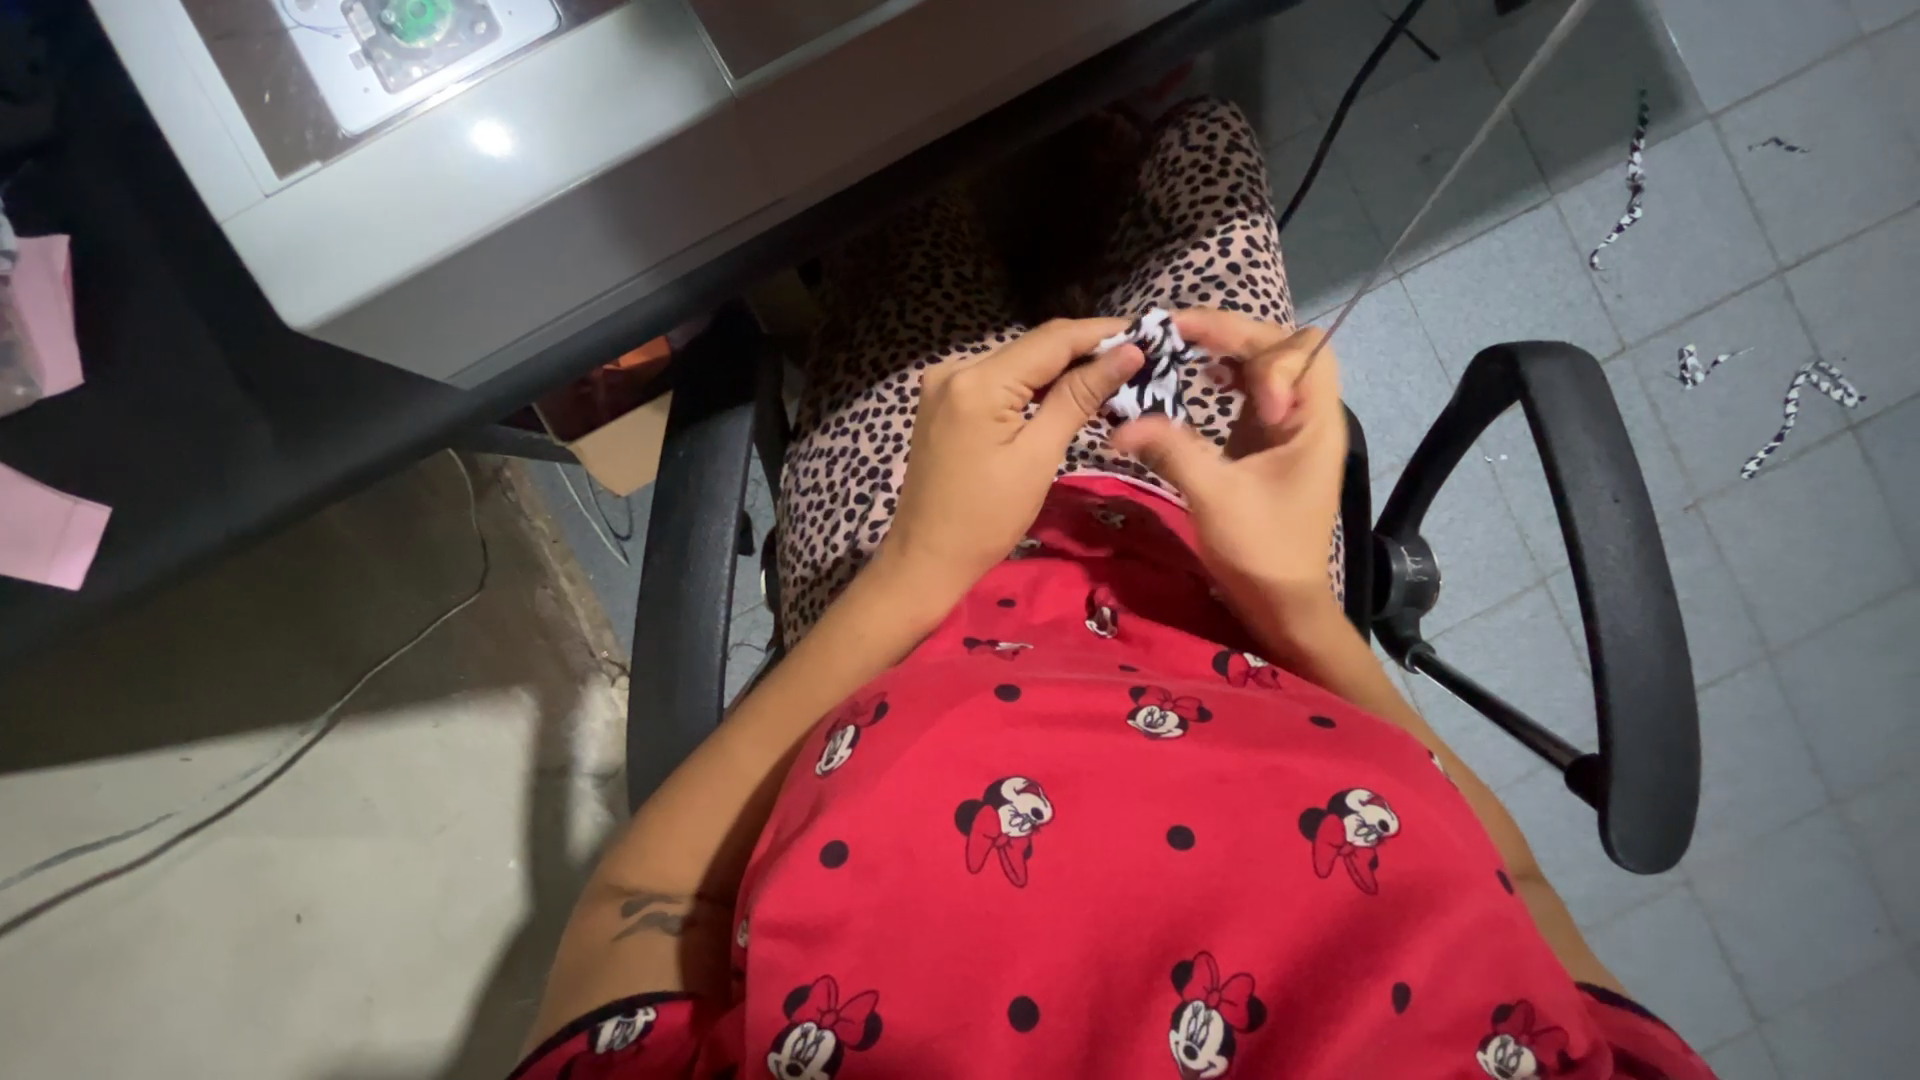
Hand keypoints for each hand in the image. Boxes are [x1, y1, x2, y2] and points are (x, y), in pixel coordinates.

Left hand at [878, 318, 1143, 602]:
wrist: (927, 556)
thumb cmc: (987, 518)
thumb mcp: (1038, 456)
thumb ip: (1078, 398)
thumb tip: (1127, 353)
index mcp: (977, 381)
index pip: (1051, 339)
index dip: (1101, 333)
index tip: (1147, 335)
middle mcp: (954, 368)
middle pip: (1032, 347)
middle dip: (1083, 352)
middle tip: (1135, 361)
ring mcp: (943, 383)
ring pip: (1015, 363)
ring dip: (1058, 369)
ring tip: (1108, 377)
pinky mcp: (942, 401)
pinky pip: (995, 381)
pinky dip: (1029, 387)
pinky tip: (1061, 395)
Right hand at [1111, 309, 1347, 641]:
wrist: (1281, 601)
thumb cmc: (1260, 549)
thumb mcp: (1213, 495)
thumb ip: (1170, 449)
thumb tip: (1120, 424)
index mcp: (1313, 422)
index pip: (1300, 351)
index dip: (1256, 351)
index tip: (1213, 373)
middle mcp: (1308, 416)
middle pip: (1285, 349)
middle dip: (1236, 334)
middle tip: (1182, 330)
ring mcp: (1290, 430)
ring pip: (1269, 368)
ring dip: (1231, 351)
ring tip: (1186, 345)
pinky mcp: (1269, 446)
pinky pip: (1253, 395)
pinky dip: (1229, 379)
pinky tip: (1202, 379)